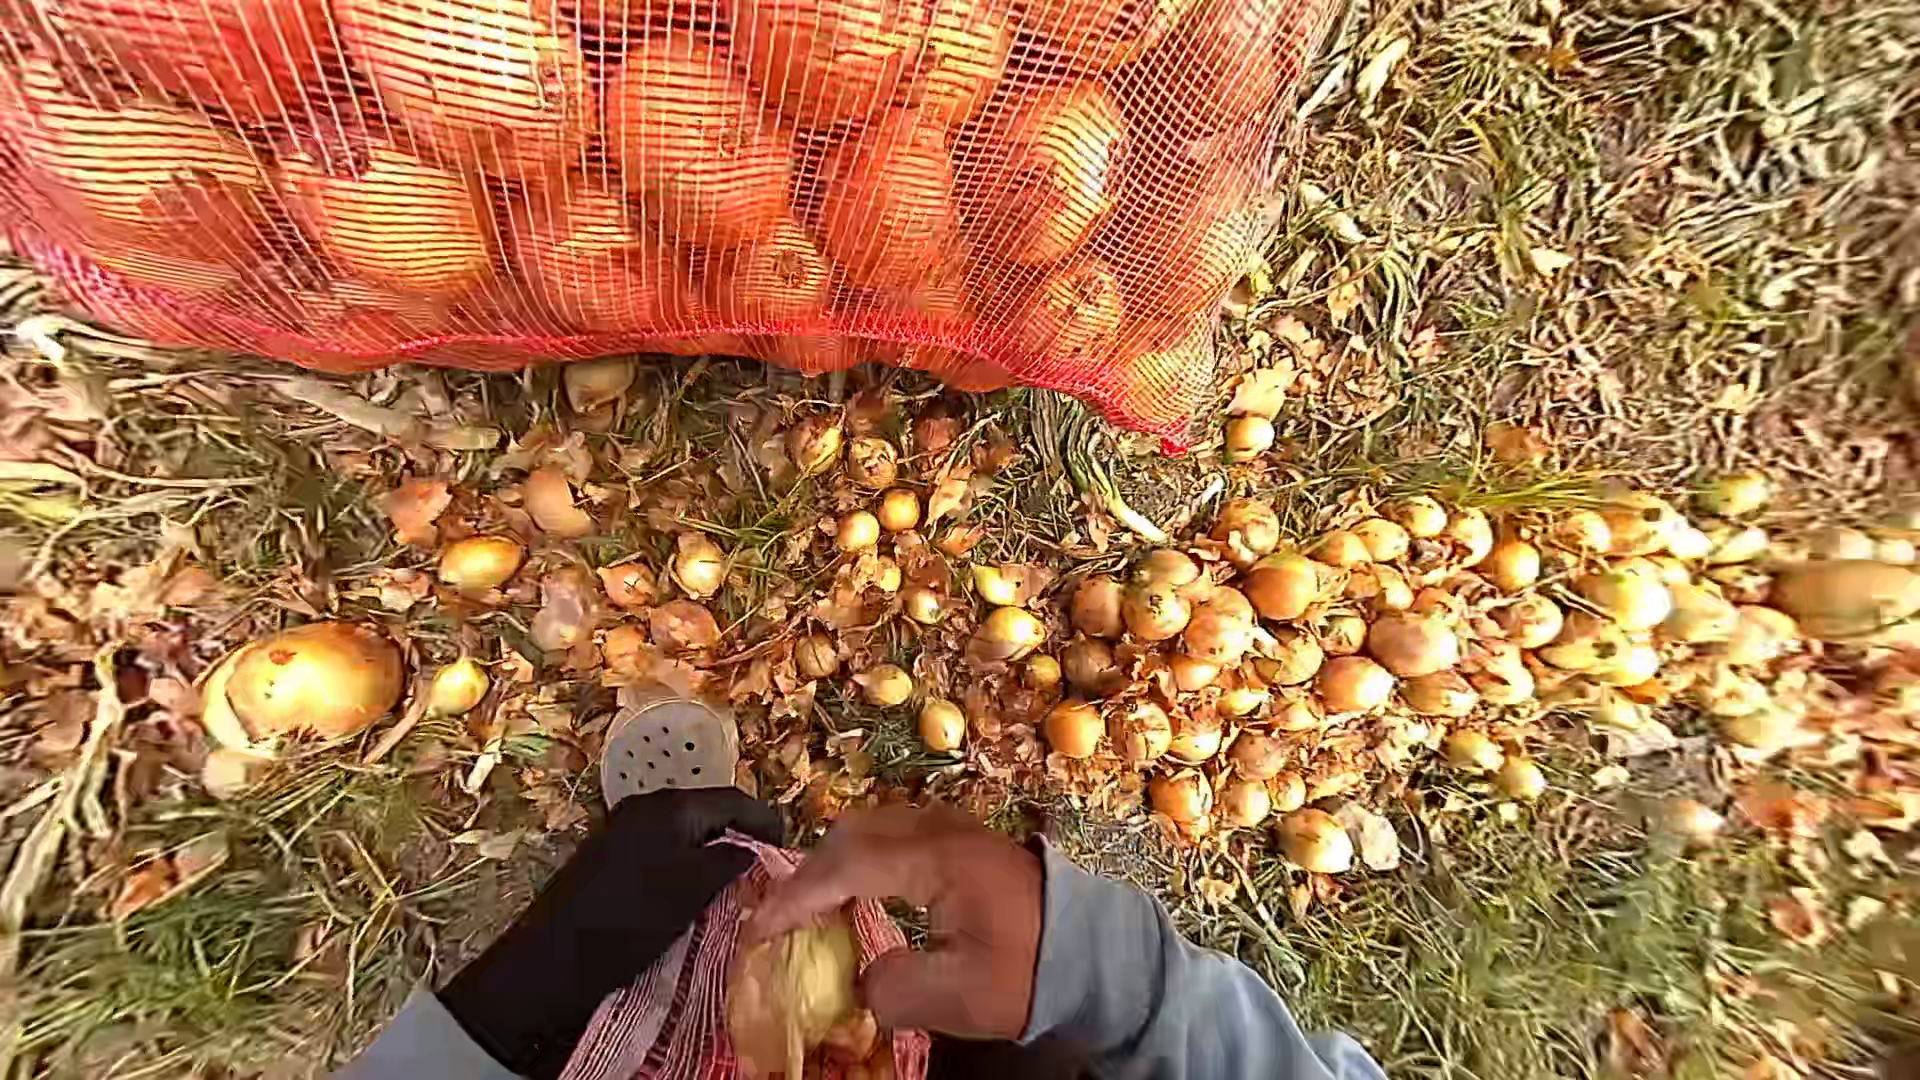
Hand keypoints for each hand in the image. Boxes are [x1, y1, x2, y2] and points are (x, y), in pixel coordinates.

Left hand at [439, 787, 780, 1079]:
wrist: (544, 967)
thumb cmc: (628, 920)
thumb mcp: (692, 889)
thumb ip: (730, 858)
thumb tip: (750, 848)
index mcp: (671, 805)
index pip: (733, 799)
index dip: (764, 819)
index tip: (785, 842)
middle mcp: (647, 804)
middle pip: (709, 808)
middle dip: (739, 830)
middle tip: (761, 857)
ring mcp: (623, 826)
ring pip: (686, 827)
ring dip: (712, 844)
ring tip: (733, 872)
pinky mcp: (608, 851)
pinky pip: (663, 842)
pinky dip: (686, 856)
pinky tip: (692, 882)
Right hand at [743, 804, 1042, 1040]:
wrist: (1085, 940)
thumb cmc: (1025, 967)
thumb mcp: (962, 996)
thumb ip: (896, 987)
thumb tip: (860, 978)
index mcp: (936, 857)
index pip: (849, 864)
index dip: (799, 895)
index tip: (760, 928)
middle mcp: (936, 827)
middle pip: (854, 832)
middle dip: (809, 872)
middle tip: (779, 918)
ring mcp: (947, 824)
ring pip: (872, 824)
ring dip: (834, 859)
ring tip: (810, 906)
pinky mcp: (954, 833)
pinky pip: (892, 830)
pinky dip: (861, 854)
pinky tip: (856, 887)